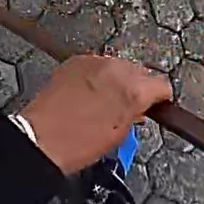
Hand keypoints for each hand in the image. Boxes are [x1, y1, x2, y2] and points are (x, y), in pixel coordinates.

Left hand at [18, 55, 171, 173]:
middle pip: (140, 71)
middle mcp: (117, 70)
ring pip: (118, 65)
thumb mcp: (118, 135)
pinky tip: (88, 91)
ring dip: (116, 78)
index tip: (154, 105)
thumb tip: (139, 107)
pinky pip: (96, 64)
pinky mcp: (77, 60)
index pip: (161, 85)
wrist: (42, 137)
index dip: (159, 98)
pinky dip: (97, 74)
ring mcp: (96, 62)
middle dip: (137, 86)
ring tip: (105, 98)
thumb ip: (134, 114)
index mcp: (134, 91)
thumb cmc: (80, 143)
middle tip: (127, 105)